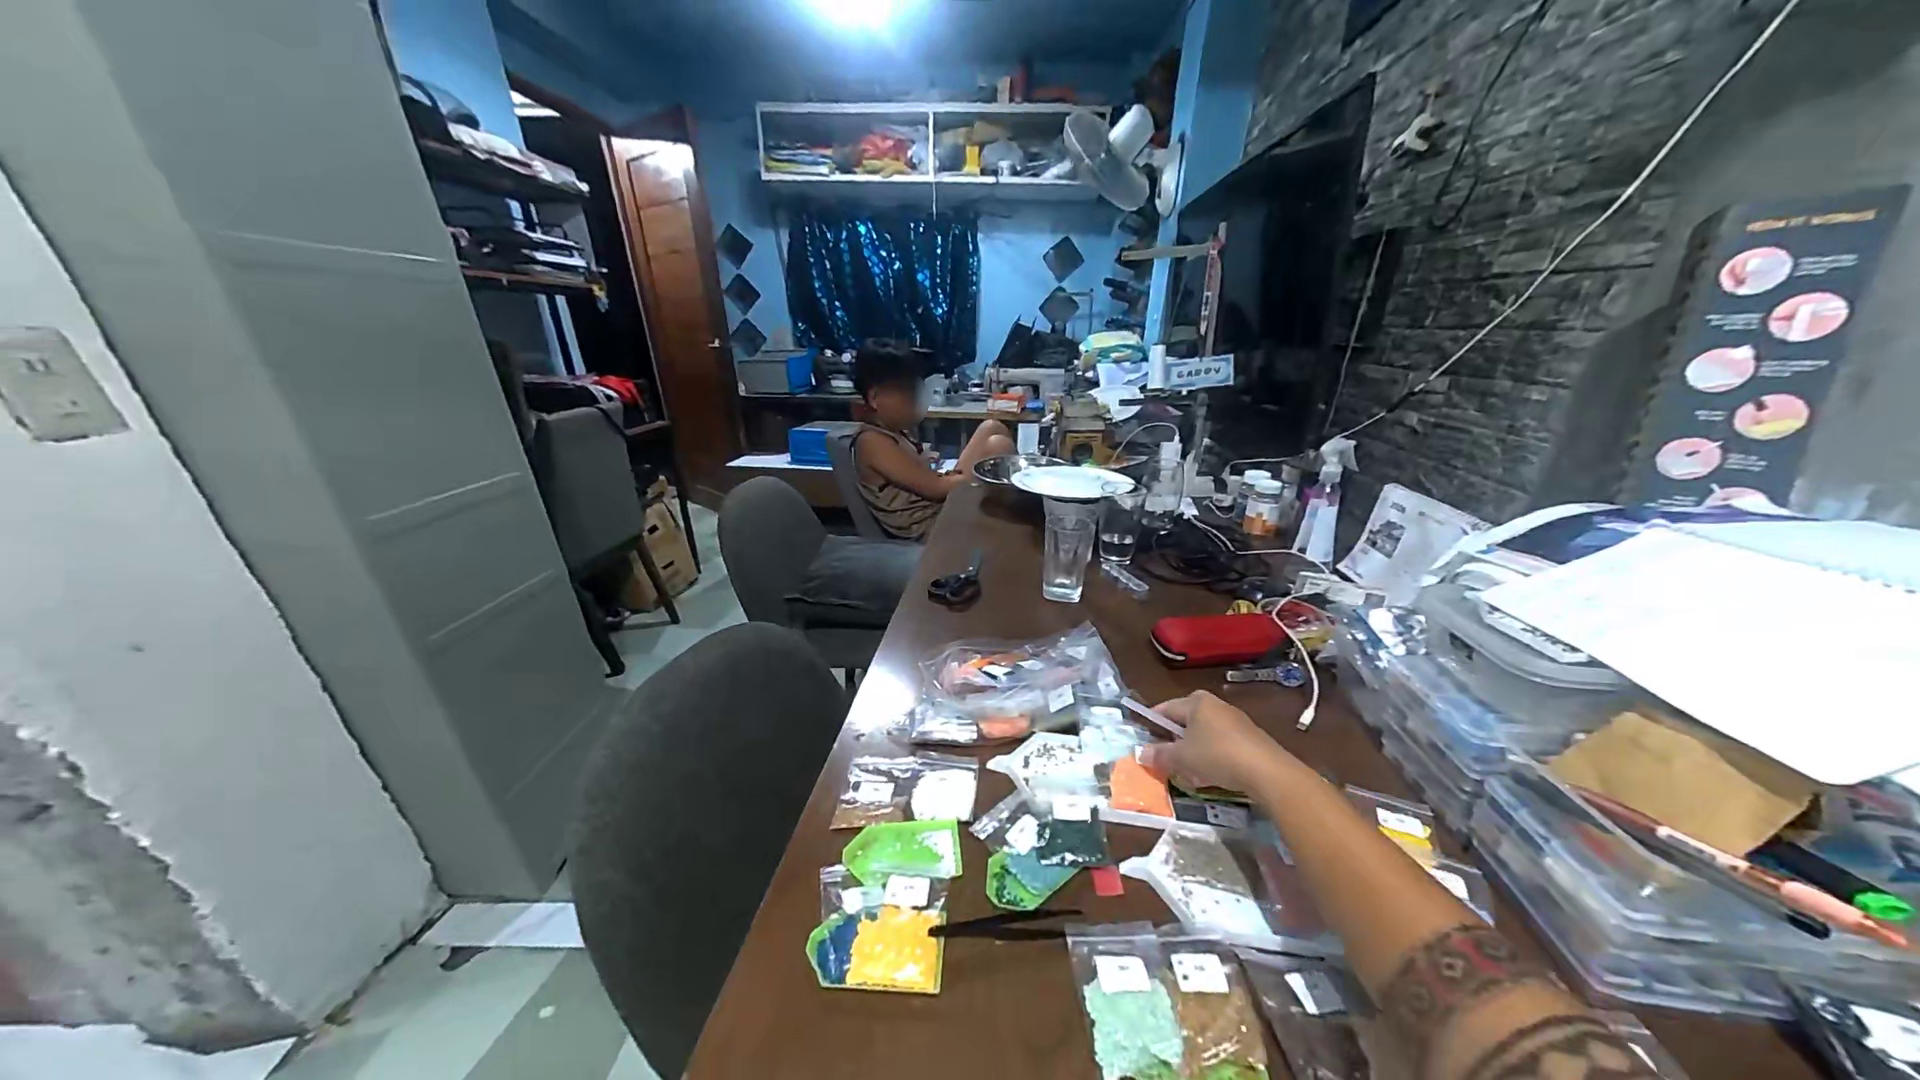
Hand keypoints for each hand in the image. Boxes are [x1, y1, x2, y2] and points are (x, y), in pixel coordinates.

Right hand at [1140, 691, 1296, 792]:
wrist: (1267, 771)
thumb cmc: (1217, 755)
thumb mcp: (1182, 757)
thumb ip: (1161, 754)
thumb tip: (1141, 753)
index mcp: (1197, 702)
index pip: (1166, 708)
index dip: (1153, 723)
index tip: (1144, 739)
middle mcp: (1216, 705)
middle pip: (1186, 721)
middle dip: (1175, 740)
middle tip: (1166, 757)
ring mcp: (1235, 721)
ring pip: (1204, 735)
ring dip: (1193, 752)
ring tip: (1188, 772)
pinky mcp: (1249, 739)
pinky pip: (1221, 745)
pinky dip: (1212, 757)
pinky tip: (1211, 776)